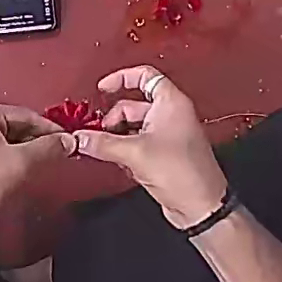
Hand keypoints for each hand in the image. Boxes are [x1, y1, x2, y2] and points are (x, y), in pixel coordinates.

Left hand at [0, 103, 74, 245]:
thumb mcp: (20, 163)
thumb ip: (48, 147)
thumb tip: (69, 140)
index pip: (25, 115)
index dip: (50, 130)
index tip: (69, 141)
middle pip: (17, 127)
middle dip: (39, 142)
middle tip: (62, 154)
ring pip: (10, 143)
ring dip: (29, 154)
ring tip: (47, 165)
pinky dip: (15, 163)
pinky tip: (26, 174)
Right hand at [72, 67, 228, 227]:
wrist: (200, 206)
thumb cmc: (184, 173)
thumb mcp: (135, 153)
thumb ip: (103, 143)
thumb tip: (82, 137)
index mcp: (170, 102)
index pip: (144, 76)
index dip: (121, 78)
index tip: (103, 88)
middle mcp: (170, 114)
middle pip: (133, 105)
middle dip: (113, 118)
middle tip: (98, 133)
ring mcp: (168, 134)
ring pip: (133, 126)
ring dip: (117, 137)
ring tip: (104, 149)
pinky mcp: (163, 153)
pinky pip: (138, 143)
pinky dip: (125, 149)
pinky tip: (119, 163)